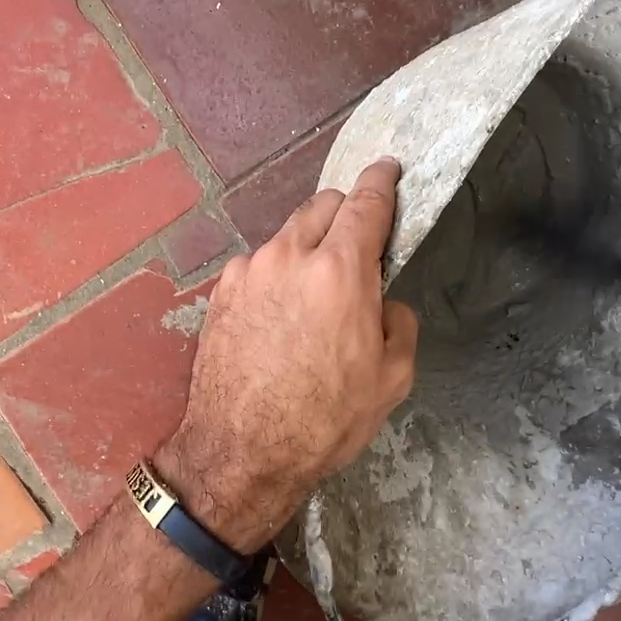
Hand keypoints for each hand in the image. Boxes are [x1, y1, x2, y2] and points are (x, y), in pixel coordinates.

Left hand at [153, 159, 419, 552]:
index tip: (388, 168)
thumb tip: (384, 301)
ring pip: (288, 235)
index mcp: (340, 270)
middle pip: (323, 204)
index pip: (366, 202)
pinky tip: (279, 318)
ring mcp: (249, 270)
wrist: (242, 451)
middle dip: (346, 214)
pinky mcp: (222, 290)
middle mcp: (290, 255)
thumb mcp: (391, 379)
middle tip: (357, 250)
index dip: (383, 180)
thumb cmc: (325, 420)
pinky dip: (277, 274)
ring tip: (314, 296)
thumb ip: (398, 322)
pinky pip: (260, 264)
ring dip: (309, 248)